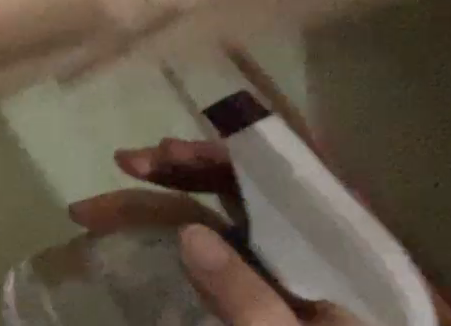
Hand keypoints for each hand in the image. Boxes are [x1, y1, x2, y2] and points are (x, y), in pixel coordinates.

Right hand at [71, 140, 367, 325]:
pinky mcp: (260, 296)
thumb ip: (250, 299)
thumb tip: (188, 233)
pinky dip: (169, 230)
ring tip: (111, 201)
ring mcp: (283, 277)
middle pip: (241, 191)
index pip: (279, 182)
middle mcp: (310, 256)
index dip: (223, 157)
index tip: (165, 151)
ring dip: (160, 199)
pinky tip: (135, 230)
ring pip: (219, 216)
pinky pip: (212, 248)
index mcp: (339, 259)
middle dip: (177, 171)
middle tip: (123, 162)